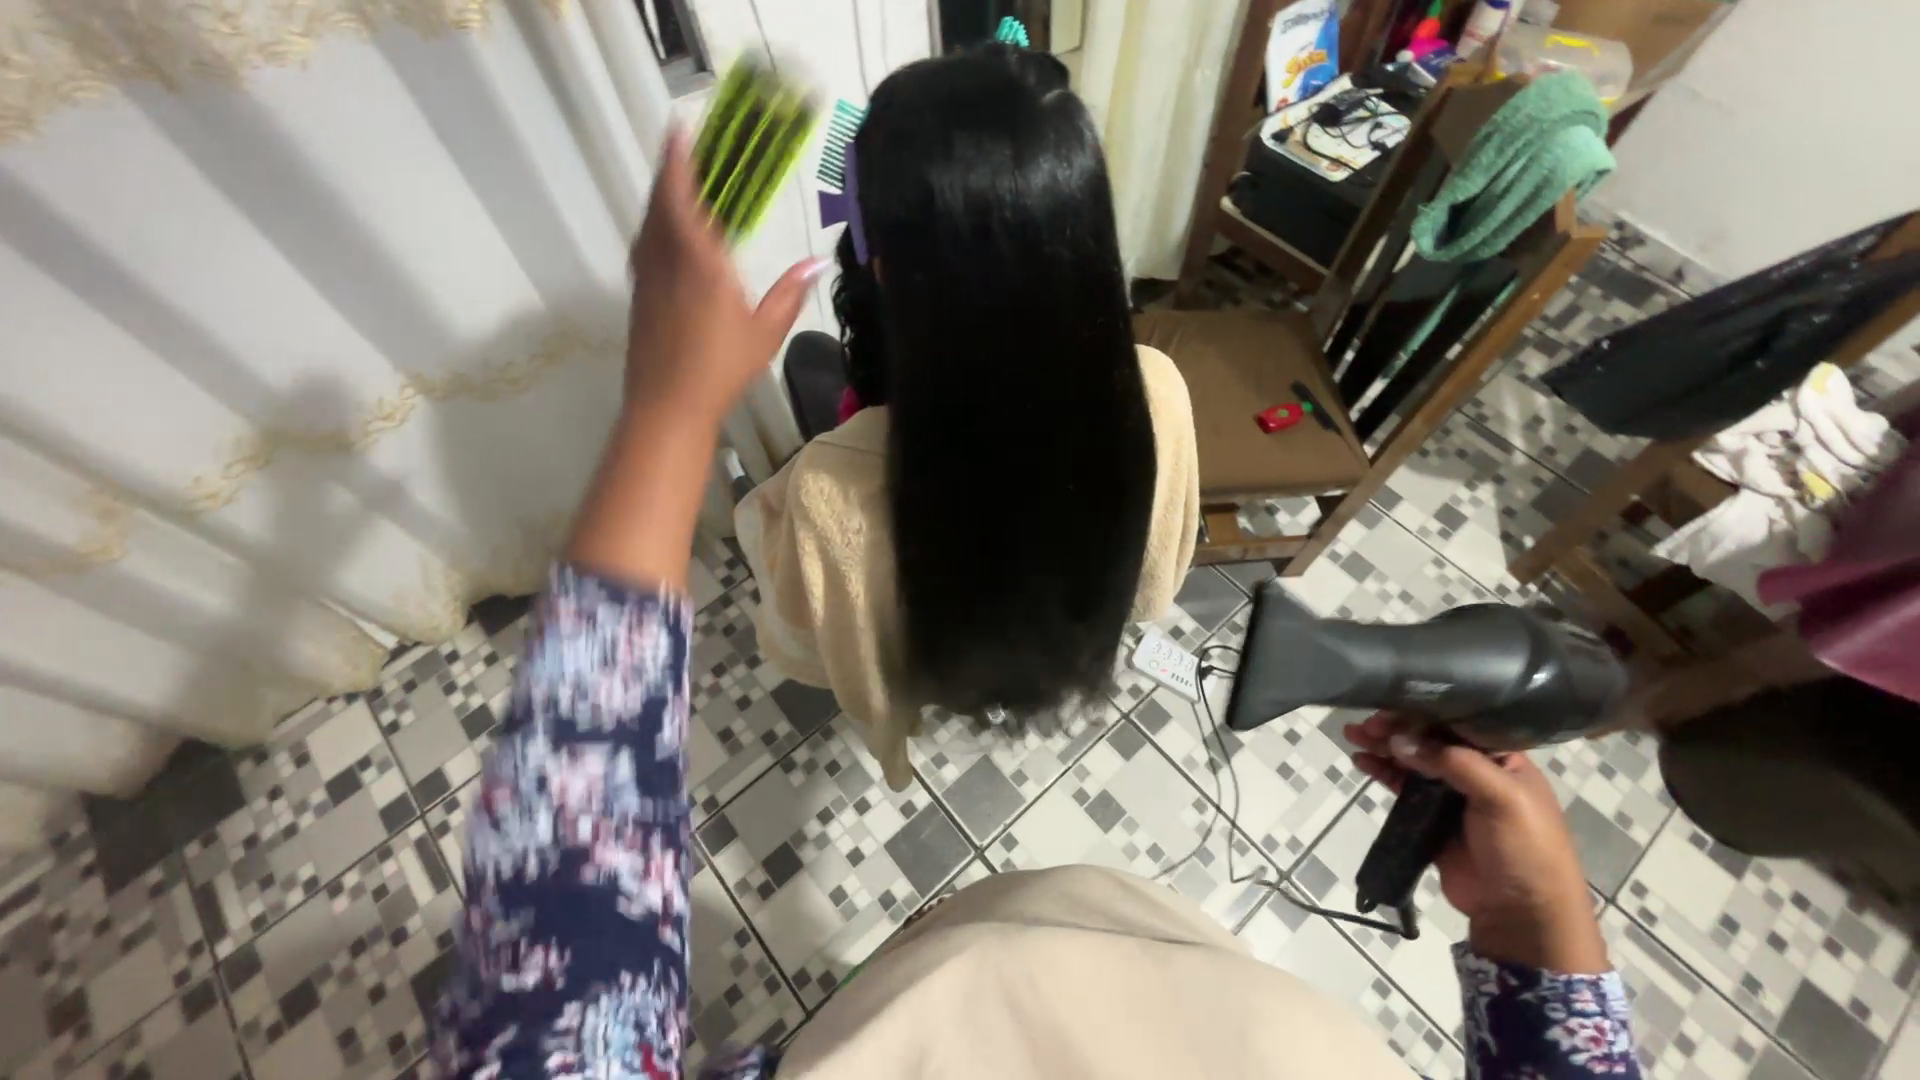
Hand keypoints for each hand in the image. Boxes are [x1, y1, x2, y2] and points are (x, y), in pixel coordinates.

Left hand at [566, 131, 825, 589]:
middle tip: (686, 150)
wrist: (667, 406)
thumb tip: (815, 264)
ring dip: (661, 196)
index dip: (681, 160)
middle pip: (662, 200)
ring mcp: (647, 276)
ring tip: (680, 185)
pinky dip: (655, 225)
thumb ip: (789, 294)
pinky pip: (644, 244)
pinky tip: (666, 233)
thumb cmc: (721, 370)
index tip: (681, 129)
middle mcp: (667, 259)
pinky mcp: (638, 294)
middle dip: (672, 171)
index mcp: (701, 261)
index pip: (685, 196)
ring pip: (648, 222)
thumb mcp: (766, 333)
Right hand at [1345, 714, 1609, 974]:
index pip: (1457, 722)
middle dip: (1396, 728)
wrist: (1522, 912)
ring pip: (1412, 759)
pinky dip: (1382, 771)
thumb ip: (1452, 763)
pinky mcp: (1430, 816)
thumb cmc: (1525, 848)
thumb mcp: (1500, 797)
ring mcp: (1452, 793)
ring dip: (1383, 747)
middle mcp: (1477, 769)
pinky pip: (1402, 785)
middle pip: (1429, 738)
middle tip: (1365, 726)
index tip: (1390, 709)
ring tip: (1352, 736)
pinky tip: (1361, 761)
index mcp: (1503, 758)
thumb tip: (1399, 739)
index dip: (1422, 712)